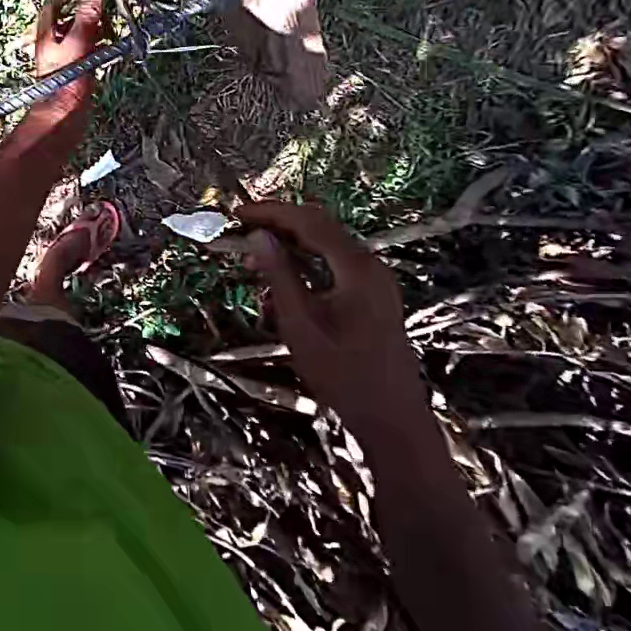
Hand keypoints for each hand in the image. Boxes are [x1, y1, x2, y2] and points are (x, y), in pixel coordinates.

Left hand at [28, 0, 104, 125]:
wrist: (65, 114)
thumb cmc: (64, 82)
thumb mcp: (77, 44)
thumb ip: (85, 18)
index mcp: (47, 35)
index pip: (52, 6)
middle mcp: (54, 45)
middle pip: (68, 20)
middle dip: (85, 13)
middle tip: (101, 7)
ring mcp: (65, 59)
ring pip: (80, 36)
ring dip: (94, 30)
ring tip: (109, 27)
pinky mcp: (75, 71)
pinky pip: (87, 52)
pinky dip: (98, 47)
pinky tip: (108, 48)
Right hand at [235, 201, 427, 421]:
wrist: (392, 418)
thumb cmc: (343, 375)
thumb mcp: (301, 325)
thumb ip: (279, 275)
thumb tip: (257, 236)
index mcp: (356, 268)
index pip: (309, 222)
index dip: (271, 212)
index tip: (238, 213)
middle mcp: (370, 266)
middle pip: (321, 228)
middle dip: (279, 223)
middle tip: (242, 226)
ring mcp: (375, 280)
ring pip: (327, 246)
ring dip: (290, 242)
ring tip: (253, 251)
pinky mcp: (372, 295)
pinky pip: (334, 264)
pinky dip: (305, 261)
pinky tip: (281, 274)